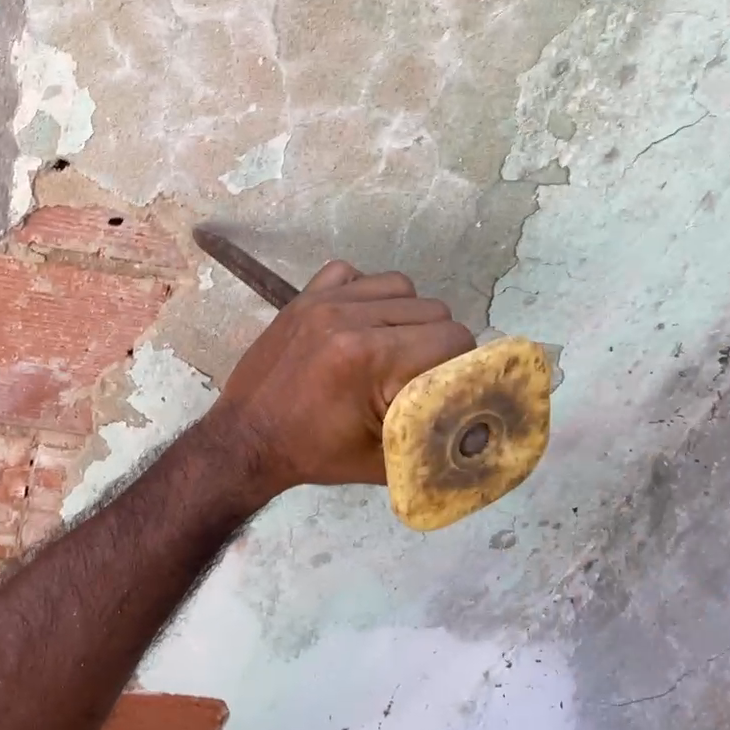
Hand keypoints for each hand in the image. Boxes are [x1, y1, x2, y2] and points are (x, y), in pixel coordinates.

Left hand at [198, 261, 476, 500]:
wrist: (247, 438)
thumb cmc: (315, 453)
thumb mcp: (386, 457)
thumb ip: (436, 431)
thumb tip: (482, 421)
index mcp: (370, 356)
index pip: (452, 337)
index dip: (462, 363)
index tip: (450, 384)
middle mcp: (347, 317)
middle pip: (431, 309)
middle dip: (437, 342)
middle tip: (421, 373)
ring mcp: (321, 301)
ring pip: (397, 285)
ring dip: (405, 314)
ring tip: (393, 346)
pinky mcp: (302, 297)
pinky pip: (351, 273)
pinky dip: (364, 291)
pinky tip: (360, 321)